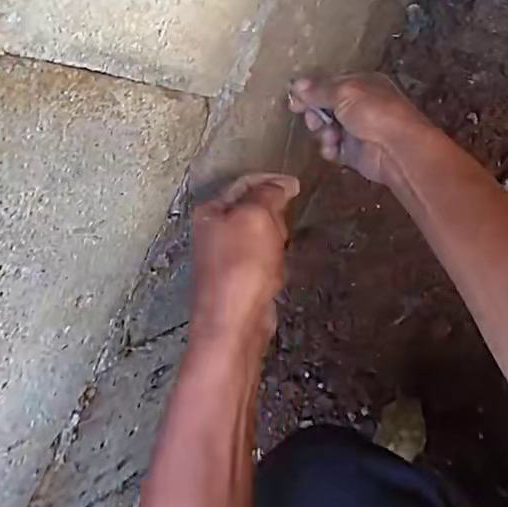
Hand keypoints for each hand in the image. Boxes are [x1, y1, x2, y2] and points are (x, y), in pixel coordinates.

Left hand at [190, 173, 299, 346]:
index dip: (273, 181)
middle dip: (275, 215)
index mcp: (210, 212)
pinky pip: (264, 257)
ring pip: (263, 233)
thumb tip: (283, 184)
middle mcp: (213, 231)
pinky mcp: (238, 277)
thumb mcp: (258, 216)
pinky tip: (276, 272)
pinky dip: (274, 260)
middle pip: (255, 207)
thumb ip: (270, 192)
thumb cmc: (243, 266)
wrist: (234, 325)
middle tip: (282, 227)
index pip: (247, 182)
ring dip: (276, 239)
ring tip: (278, 253)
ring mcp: (225, 256)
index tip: (297, 186)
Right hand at [288, 73, 438, 188]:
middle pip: (326, 106)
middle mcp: (361, 105)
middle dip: (315, 113)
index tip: (294, 98)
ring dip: (323, 132)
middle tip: (312, 118)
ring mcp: (358, 129)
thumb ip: (318, 89)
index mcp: (363, 83)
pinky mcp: (355, 152)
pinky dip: (330, 148)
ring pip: (326, 128)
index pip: (331, 83)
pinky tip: (333, 148)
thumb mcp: (345, 92)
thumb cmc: (375, 112)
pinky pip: (333, 148)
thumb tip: (296, 84)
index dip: (312, 90)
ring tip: (330, 135)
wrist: (398, 149)